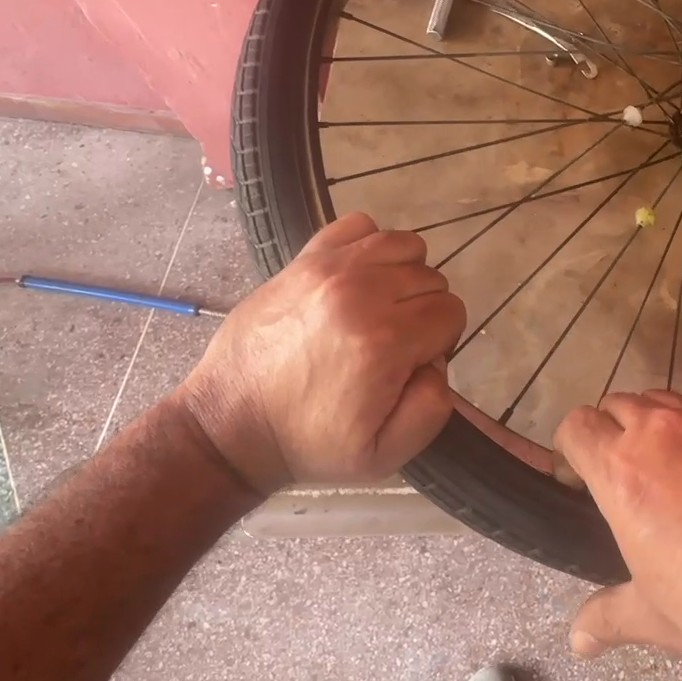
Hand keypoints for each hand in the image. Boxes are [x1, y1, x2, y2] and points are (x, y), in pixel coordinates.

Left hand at [175, 213, 465, 493]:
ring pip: (405, 246)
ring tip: (381, 307)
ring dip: (404, 275)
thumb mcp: (385, 454)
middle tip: (394, 343)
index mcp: (384, 341)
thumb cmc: (311, 443)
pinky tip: (359, 279)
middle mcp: (360, 293)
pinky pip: (360, 226)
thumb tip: (436, 358)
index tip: (413, 363)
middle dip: (424, 311)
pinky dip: (370, 247)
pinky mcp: (304, 258)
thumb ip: (433, 407)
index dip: (441, 341)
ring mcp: (329, 269)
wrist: (230, 426)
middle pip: (431, 279)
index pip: (451, 312)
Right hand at [552, 391, 681, 680]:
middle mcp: (664, 435)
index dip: (569, 448)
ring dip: (653, 424)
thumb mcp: (656, 618)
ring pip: (664, 401)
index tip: (577, 475)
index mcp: (624, 472)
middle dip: (610, 431)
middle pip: (618, 404)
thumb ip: (607, 617)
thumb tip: (579, 639)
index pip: (576, 426)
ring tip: (665, 471)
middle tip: (620, 476)